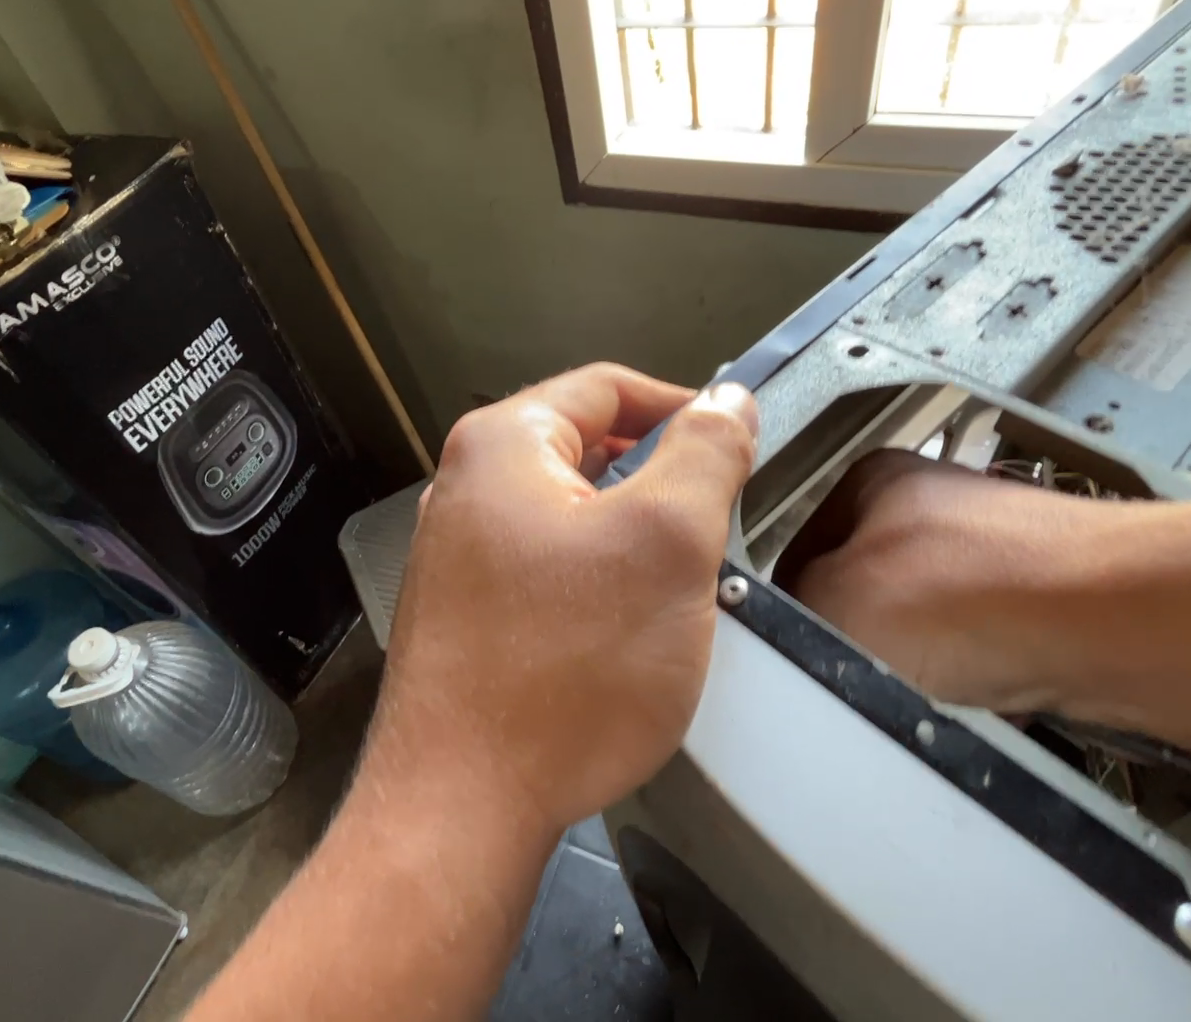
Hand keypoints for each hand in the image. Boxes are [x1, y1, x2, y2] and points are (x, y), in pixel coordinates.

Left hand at [366, 364, 757, 836]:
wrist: (464, 805)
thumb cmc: (568, 667)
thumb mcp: (667, 541)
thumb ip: (706, 455)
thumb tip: (727, 402)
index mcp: (500, 447)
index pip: (606, 387)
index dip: (682, 405)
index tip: (734, 443)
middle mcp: (463, 489)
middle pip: (584, 449)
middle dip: (657, 477)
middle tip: (712, 520)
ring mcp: (455, 555)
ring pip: (567, 514)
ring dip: (628, 534)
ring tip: (674, 579)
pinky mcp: (462, 612)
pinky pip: (544, 567)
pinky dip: (592, 578)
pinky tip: (620, 625)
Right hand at [780, 449, 1129, 713]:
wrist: (1125, 627)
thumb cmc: (972, 597)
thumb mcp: (832, 604)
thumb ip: (781, 610)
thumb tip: (776, 624)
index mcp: (872, 478)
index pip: (795, 551)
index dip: (786, 608)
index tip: (792, 651)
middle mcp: (933, 501)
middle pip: (861, 589)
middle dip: (860, 641)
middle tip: (868, 672)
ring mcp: (994, 545)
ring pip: (920, 624)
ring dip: (919, 664)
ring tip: (936, 684)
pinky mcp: (1045, 592)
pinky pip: (979, 644)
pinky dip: (974, 674)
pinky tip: (986, 691)